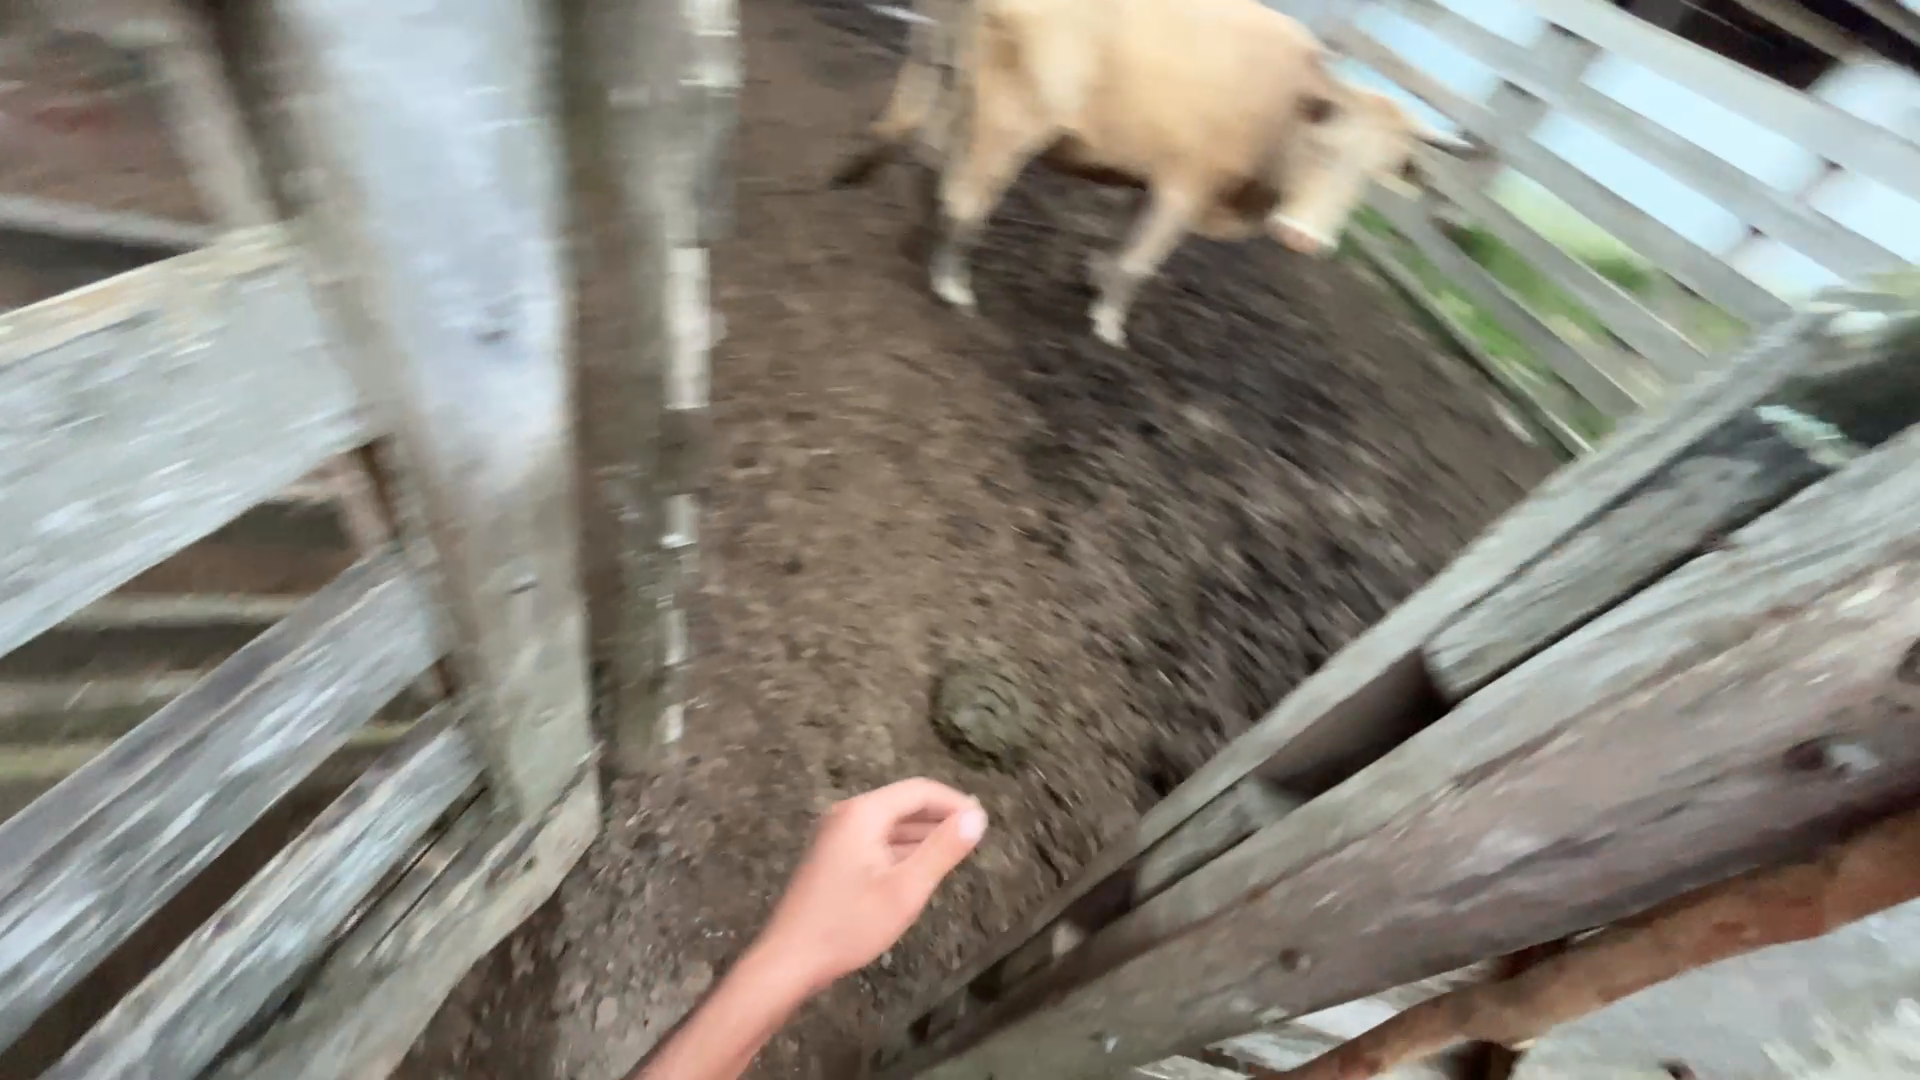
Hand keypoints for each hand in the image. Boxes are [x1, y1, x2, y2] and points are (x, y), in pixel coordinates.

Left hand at [755, 778, 988, 994]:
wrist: (788, 961)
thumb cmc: (849, 924)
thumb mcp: (905, 890)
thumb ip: (942, 850)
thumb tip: (977, 818)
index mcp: (864, 813)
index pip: (919, 791)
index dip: (953, 802)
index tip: (982, 821)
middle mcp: (848, 813)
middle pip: (903, 803)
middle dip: (939, 816)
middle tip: (973, 836)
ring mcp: (836, 834)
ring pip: (890, 822)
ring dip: (922, 833)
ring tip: (955, 850)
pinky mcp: (832, 855)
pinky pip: (876, 839)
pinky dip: (902, 847)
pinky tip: (919, 866)